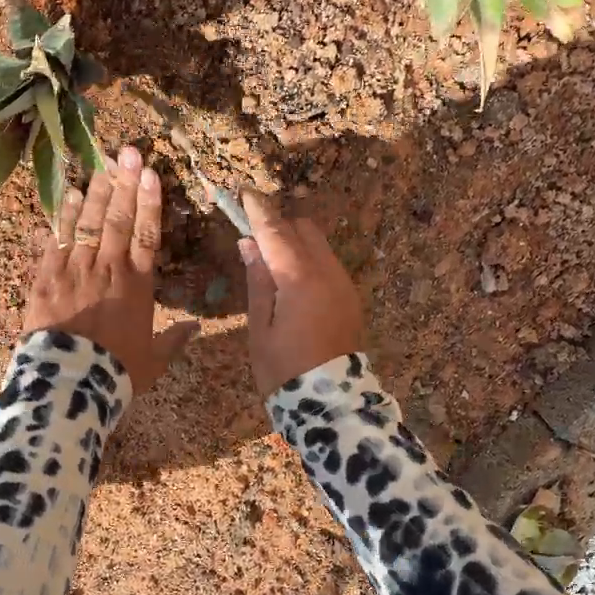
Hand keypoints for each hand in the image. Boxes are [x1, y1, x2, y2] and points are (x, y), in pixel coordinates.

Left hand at [23, 146, 198, 394]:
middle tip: (128, 151)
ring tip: (102, 164)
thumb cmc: (117, 374)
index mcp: (137, 285)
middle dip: (123, 183)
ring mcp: (73, 269)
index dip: (150, 202)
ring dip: (95, 190)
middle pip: (117, 218)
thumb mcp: (153, 361)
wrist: (70, 384)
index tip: (152, 173)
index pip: (147, 234)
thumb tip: (195, 328)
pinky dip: (60, 216)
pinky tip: (66, 194)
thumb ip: (174, 341)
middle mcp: (107, 268)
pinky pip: (54, 239)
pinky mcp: (45, 277)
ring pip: (85, 221)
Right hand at [239, 190, 366, 397]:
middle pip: (304, 228)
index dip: (257, 209)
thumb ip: (257, 280)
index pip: (275, 231)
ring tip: (271, 264)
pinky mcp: (351, 297)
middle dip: (279, 225)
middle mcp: (328, 272)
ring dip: (295, 243)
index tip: (243, 191)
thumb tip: (249, 244)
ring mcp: (344, 284)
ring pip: (319, 244)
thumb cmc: (283, 369)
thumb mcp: (260, 327)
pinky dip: (308, 261)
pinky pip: (328, 264)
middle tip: (254, 239)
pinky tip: (292, 284)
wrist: (330, 403)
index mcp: (299, 279)